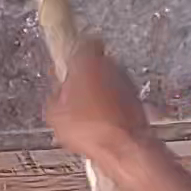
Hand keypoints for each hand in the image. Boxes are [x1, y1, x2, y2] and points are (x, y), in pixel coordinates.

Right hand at [47, 40, 161, 188]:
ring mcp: (126, 82)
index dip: (72, 52)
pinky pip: (117, 97)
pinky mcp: (136, 99)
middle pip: (94, 62)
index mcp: (87, 62)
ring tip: (83, 113)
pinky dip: (108, 106)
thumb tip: (57, 94)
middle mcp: (110, 66)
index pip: (81, 42)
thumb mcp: (54, 113)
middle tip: (70, 92)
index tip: (64, 61)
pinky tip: (97, 123)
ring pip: (107, 79)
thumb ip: (55, 95)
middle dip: (83, 75)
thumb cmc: (91, 128)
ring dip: (97, 91)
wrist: (124, 149)